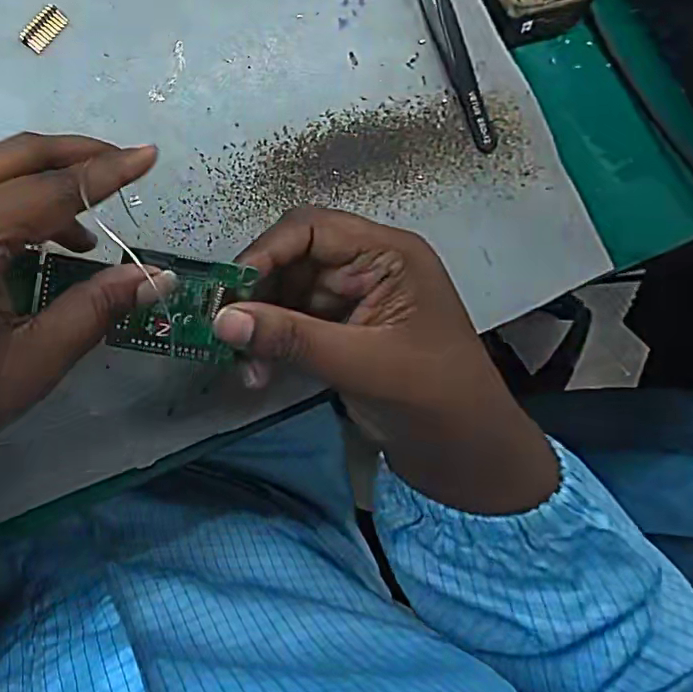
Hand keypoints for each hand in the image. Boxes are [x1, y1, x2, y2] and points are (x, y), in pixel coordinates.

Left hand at [0, 133, 162, 589]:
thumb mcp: (25, 366)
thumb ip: (92, 311)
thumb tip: (153, 278)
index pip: (52, 190)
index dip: (108, 174)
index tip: (151, 156)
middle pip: (15, 156)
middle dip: (75, 155)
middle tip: (122, 164)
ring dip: (39, 181)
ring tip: (84, 227)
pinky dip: (4, 202)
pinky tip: (27, 243)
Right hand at [212, 206, 557, 513]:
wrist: (471, 462)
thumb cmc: (437, 403)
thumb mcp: (363, 366)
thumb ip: (291, 339)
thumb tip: (221, 320)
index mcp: (387, 256)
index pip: (310, 229)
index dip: (264, 252)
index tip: (230, 292)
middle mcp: (364, 267)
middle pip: (289, 259)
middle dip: (255, 294)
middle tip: (226, 330)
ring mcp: (348, 300)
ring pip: (281, 293)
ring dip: (257, 325)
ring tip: (245, 365)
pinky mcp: (335, 330)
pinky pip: (286, 323)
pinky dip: (266, 343)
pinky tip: (257, 372)